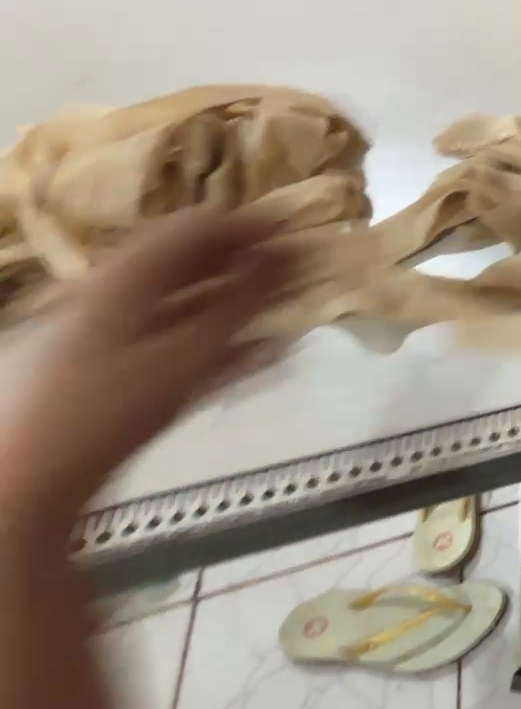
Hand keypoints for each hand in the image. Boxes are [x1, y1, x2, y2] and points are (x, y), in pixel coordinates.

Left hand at [0, 209, 293, 531]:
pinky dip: (218, 336)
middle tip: (304, 268)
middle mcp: (109, 297)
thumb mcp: (189, 351)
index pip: (192, 228)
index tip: (298, 231)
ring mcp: (107, 334)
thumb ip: (244, 300)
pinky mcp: (113, 368)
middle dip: (250, 262)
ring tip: (291, 305)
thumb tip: (289, 253)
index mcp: (120, 281)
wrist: (29, 484)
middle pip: (189, 264)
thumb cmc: (109, 409)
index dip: (248, 224)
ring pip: (188, 302)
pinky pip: (176, 337)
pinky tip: (258, 350)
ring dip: (242, 300)